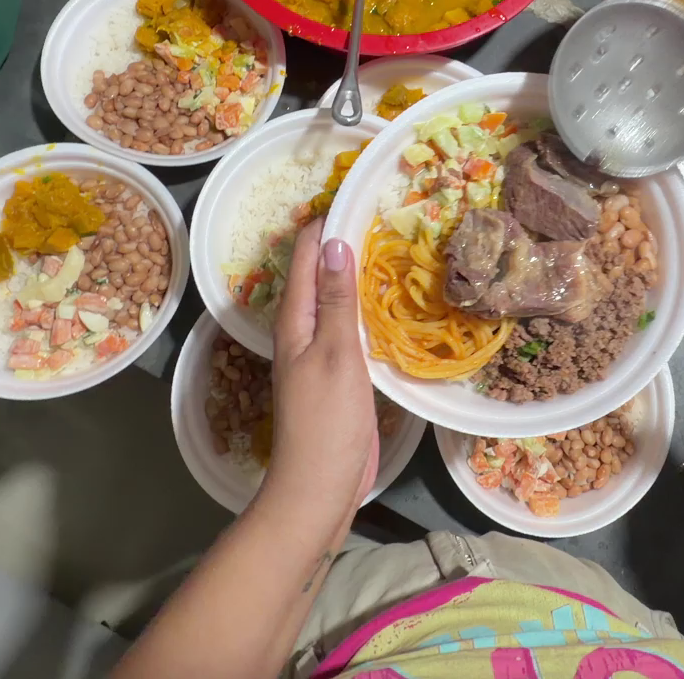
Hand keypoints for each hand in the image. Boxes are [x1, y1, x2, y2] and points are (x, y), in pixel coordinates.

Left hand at [257, 222, 377, 536]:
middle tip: (383, 213)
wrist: (319, 488)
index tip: (359, 195)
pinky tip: (386, 299)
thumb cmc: (327, 420)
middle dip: (342, 240)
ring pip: (333, 295)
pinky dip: (363, 301)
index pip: (305, 254)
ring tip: (389, 243)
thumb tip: (334, 241)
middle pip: (317, 271)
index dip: (326, 222)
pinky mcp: (336, 369)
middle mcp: (301, 328)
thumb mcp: (336, 353)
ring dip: (354, 269)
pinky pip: (347, 321)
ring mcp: (318, 350)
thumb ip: (337, 299)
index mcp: (294, 319)